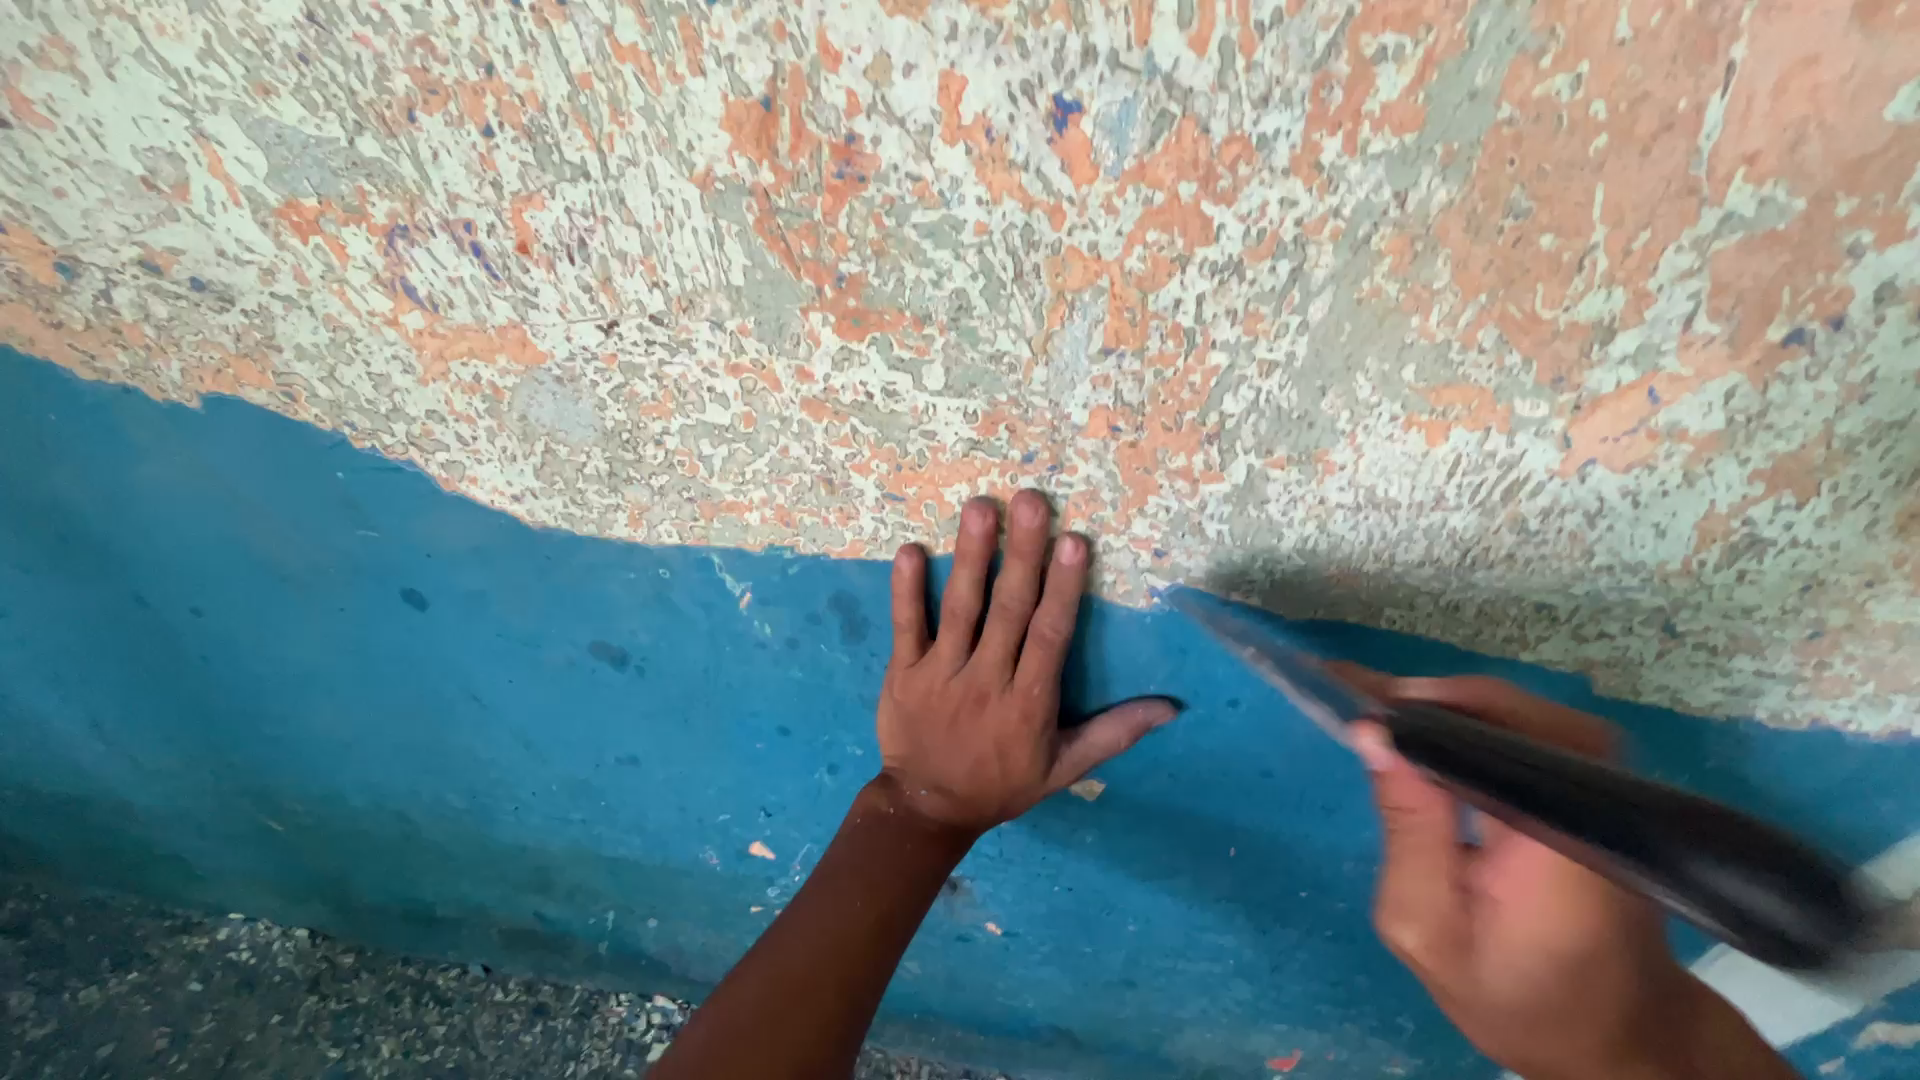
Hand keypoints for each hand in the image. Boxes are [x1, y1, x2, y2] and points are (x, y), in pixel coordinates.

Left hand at [875, 490, 1177, 834]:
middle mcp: (986, 680)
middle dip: (1021, 554)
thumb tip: (1171, 708)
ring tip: (979, 508)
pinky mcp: (902, 673)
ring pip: (959, 609)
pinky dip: (906, 590)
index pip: (1050, 636)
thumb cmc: (1002, 783)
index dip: (1063, 588)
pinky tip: (910, 550)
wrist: (928, 808)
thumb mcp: (1064, 768)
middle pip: (1007, 610)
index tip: (1073, 541)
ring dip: (969, 557)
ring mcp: (940, 674)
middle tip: (1030, 501)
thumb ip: (1114, 733)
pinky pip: (905, 626)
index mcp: (1028, 702)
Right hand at [1340, 671, 1792, 1079]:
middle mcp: (1596, 800)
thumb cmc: (1512, 995)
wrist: (1614, 1039)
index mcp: (1558, 838)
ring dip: (1444, 712)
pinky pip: (1528, 734)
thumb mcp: (1425, 926)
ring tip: (1380, 723)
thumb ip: (1406, 828)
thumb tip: (1371, 732)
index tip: (1353, 700)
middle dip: (1425, 704)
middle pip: (1509, 713)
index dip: (1425, 710)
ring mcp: (1610, 792)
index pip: (1498, 739)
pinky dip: (1471, 728)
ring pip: (1517, 715)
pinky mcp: (1600, 793)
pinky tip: (1426, 743)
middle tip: (1355, 708)